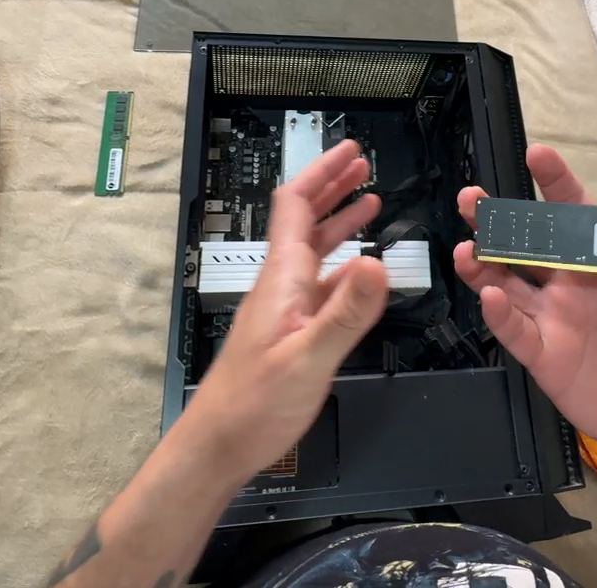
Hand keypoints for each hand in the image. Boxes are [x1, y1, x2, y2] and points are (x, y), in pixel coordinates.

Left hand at [180, 140, 386, 481]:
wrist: (219, 444)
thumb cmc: (253, 404)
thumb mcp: (309, 356)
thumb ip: (347, 311)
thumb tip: (377, 261)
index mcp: (283, 276)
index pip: (297, 204)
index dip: (322, 171)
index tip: (350, 152)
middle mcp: (282, 281)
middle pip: (305, 216)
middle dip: (333, 185)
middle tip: (362, 165)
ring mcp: (286, 303)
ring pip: (314, 246)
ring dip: (340, 218)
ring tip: (368, 201)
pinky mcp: (291, 325)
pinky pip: (321, 279)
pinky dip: (343, 262)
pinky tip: (361, 268)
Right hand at [454, 146, 596, 470]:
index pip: (577, 214)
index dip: (556, 184)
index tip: (539, 156)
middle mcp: (573, 282)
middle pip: (528, 242)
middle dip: (499, 218)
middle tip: (475, 198)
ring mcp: (555, 317)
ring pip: (508, 281)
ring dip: (485, 263)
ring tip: (469, 249)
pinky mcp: (546, 355)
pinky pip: (516, 330)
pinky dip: (500, 314)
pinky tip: (490, 298)